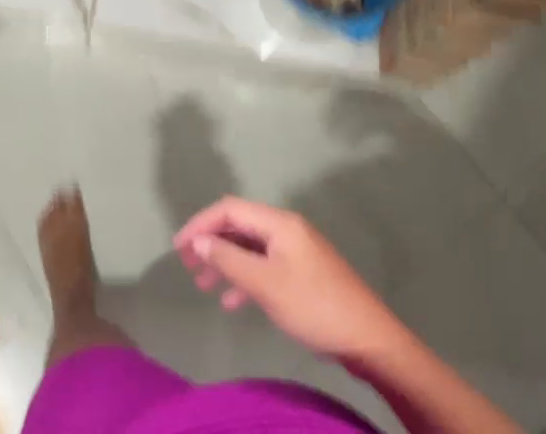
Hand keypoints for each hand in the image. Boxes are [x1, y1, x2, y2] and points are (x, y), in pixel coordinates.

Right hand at [174, 196, 407, 361]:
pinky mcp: (303, 273)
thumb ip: (229, 259)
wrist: (367, 338)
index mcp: (280, 223)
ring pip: (250, 247)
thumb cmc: (312, 306)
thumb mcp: (264, 283)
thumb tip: (199, 241)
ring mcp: (297, 251)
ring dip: (225, 262)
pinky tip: (232, 301)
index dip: (200, 224)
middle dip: (211, 242)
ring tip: (204, 285)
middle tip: (188, 266)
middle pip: (239, 225)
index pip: (230, 209)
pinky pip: (264, 265)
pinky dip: (244, 277)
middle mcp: (287, 230)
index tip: (178, 248)